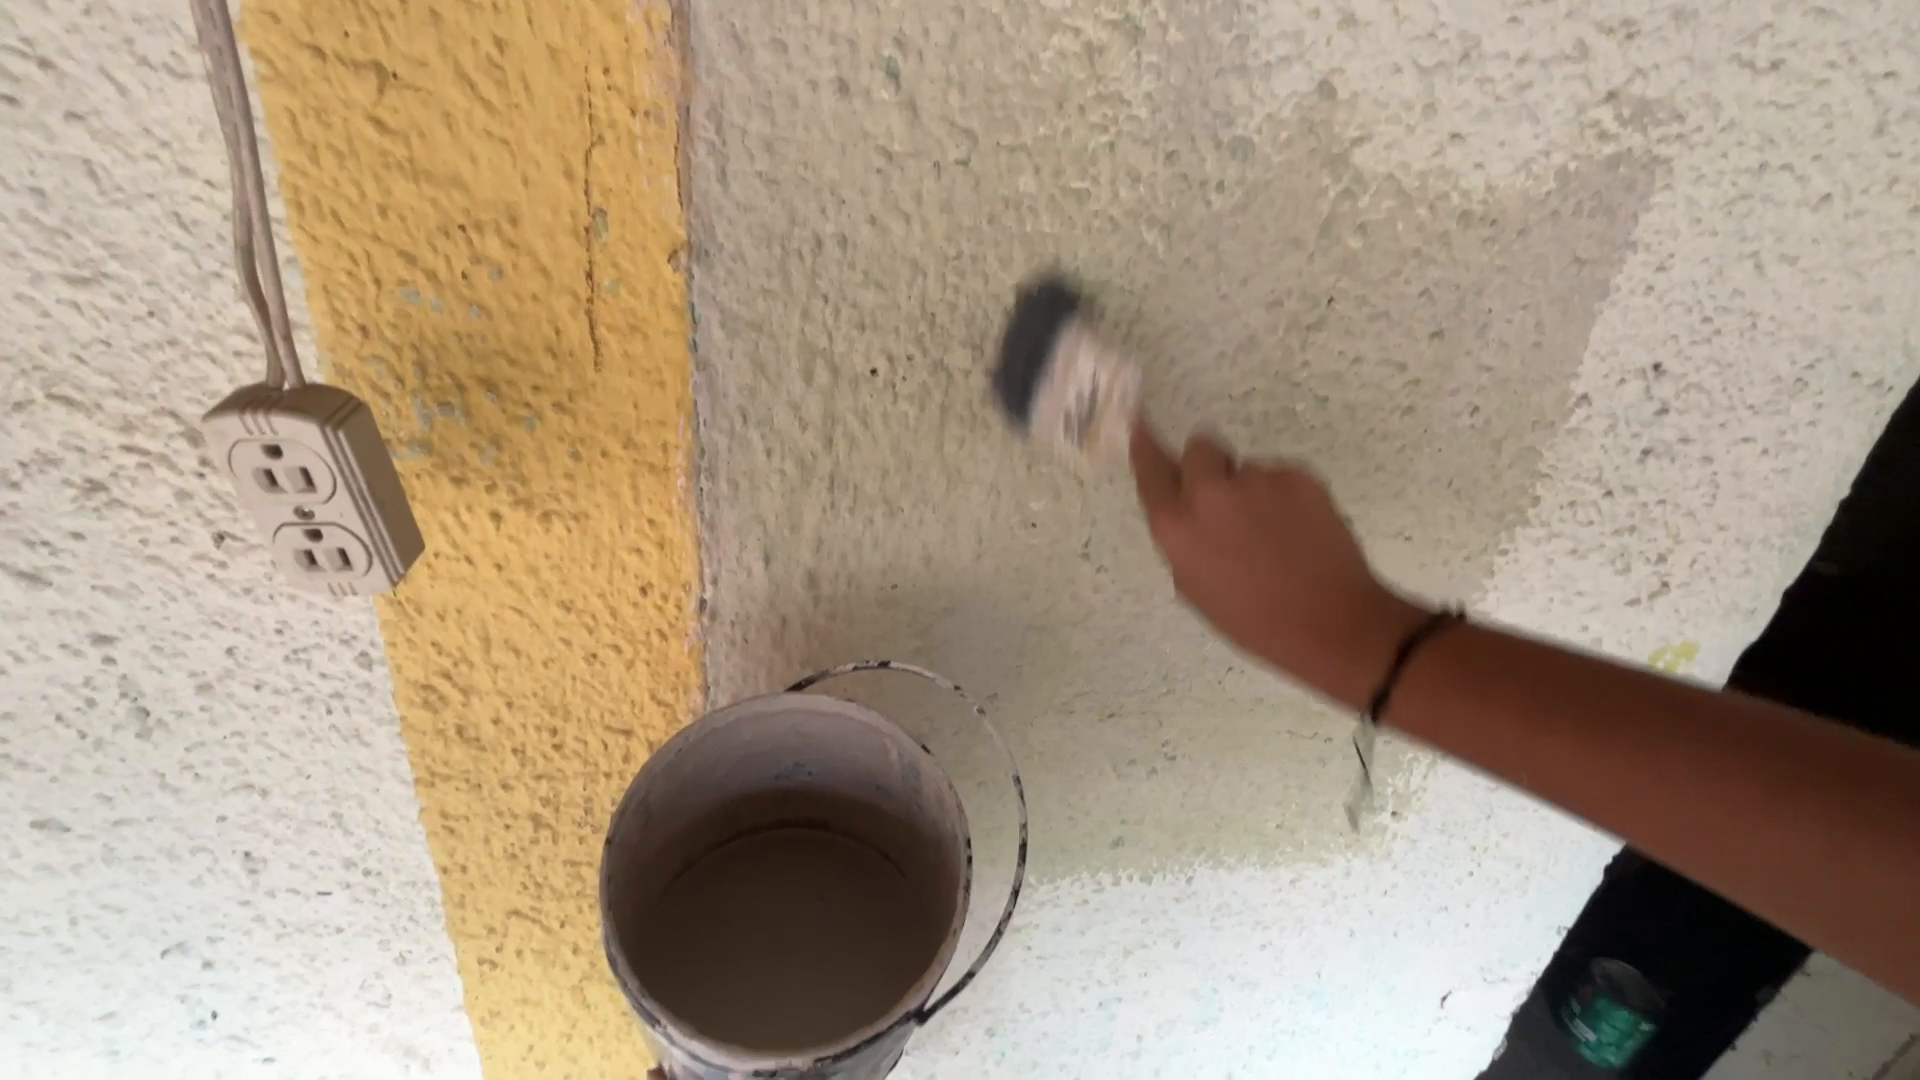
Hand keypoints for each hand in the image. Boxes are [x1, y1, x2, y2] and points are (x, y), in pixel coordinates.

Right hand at [1129, 422, 1424, 705]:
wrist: (1332, 623)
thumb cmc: (1253, 620)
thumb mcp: (1195, 587)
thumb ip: (1182, 539)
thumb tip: (1187, 512)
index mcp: (1176, 526)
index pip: (1149, 468)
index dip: (1144, 444)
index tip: (1140, 422)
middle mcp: (1209, 493)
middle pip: (1198, 448)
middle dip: (1207, 467)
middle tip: (1225, 501)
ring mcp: (1257, 478)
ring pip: (1244, 468)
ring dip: (1250, 490)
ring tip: (1273, 533)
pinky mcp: (1299, 475)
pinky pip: (1279, 476)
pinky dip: (1284, 497)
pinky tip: (1298, 531)